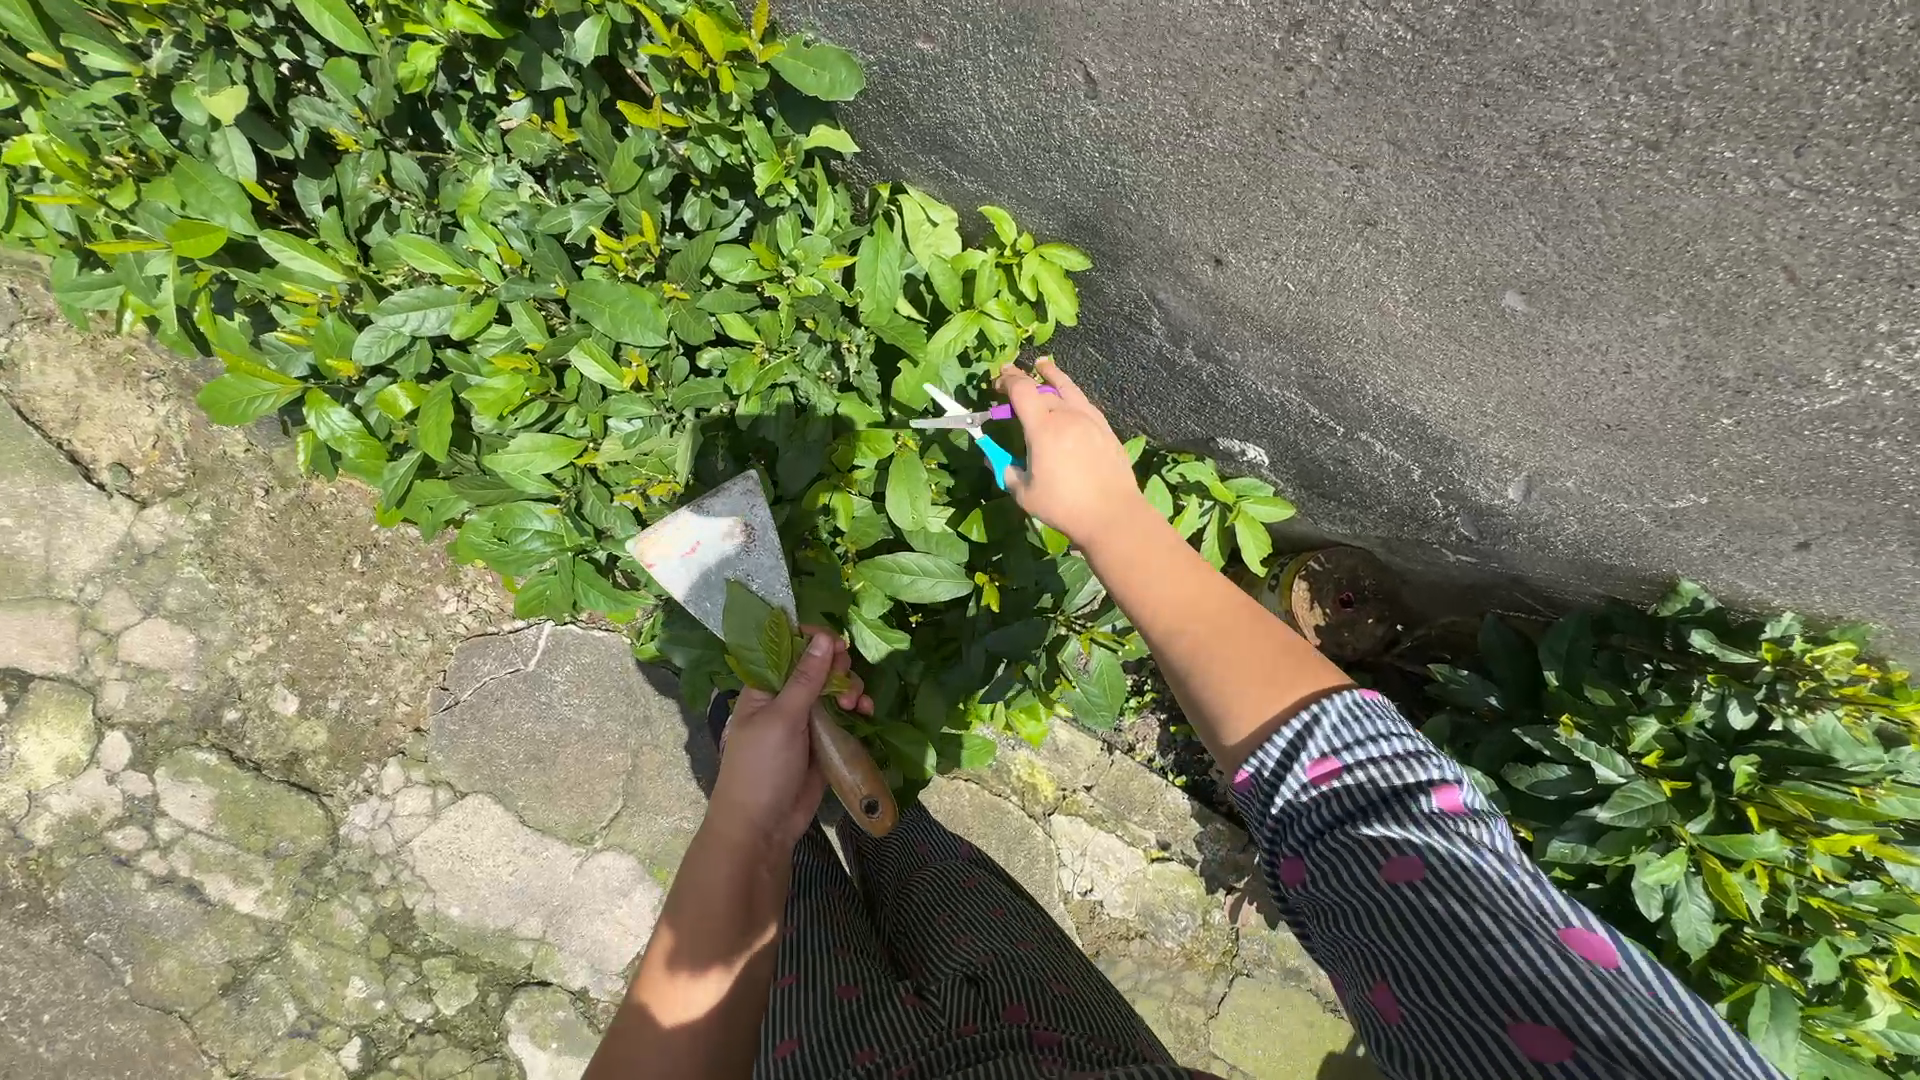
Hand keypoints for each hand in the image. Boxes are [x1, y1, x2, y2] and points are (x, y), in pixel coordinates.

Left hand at [708, 628, 872, 854]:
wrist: (762, 827)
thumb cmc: (761, 768)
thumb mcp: (782, 719)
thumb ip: (806, 678)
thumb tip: (824, 638)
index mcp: (765, 686)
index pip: (789, 648)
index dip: (814, 641)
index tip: (836, 645)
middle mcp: (786, 697)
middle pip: (819, 666)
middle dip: (838, 668)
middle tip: (845, 682)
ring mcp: (806, 719)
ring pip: (836, 689)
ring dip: (851, 689)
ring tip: (856, 704)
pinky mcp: (824, 739)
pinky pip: (845, 714)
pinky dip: (858, 709)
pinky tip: (866, 713)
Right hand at [998, 356, 1151, 549]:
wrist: (1111, 514)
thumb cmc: (1063, 506)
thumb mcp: (1024, 493)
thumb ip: (1006, 471)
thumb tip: (994, 458)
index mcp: (1043, 428)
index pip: (1022, 390)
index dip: (1007, 380)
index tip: (997, 382)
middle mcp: (1067, 416)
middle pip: (1042, 388)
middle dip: (1023, 381)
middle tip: (1011, 382)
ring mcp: (1090, 420)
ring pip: (1068, 388)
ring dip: (1051, 375)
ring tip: (1042, 365)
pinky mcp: (1105, 429)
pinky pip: (1084, 402)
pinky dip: (1071, 393)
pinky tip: (1069, 397)